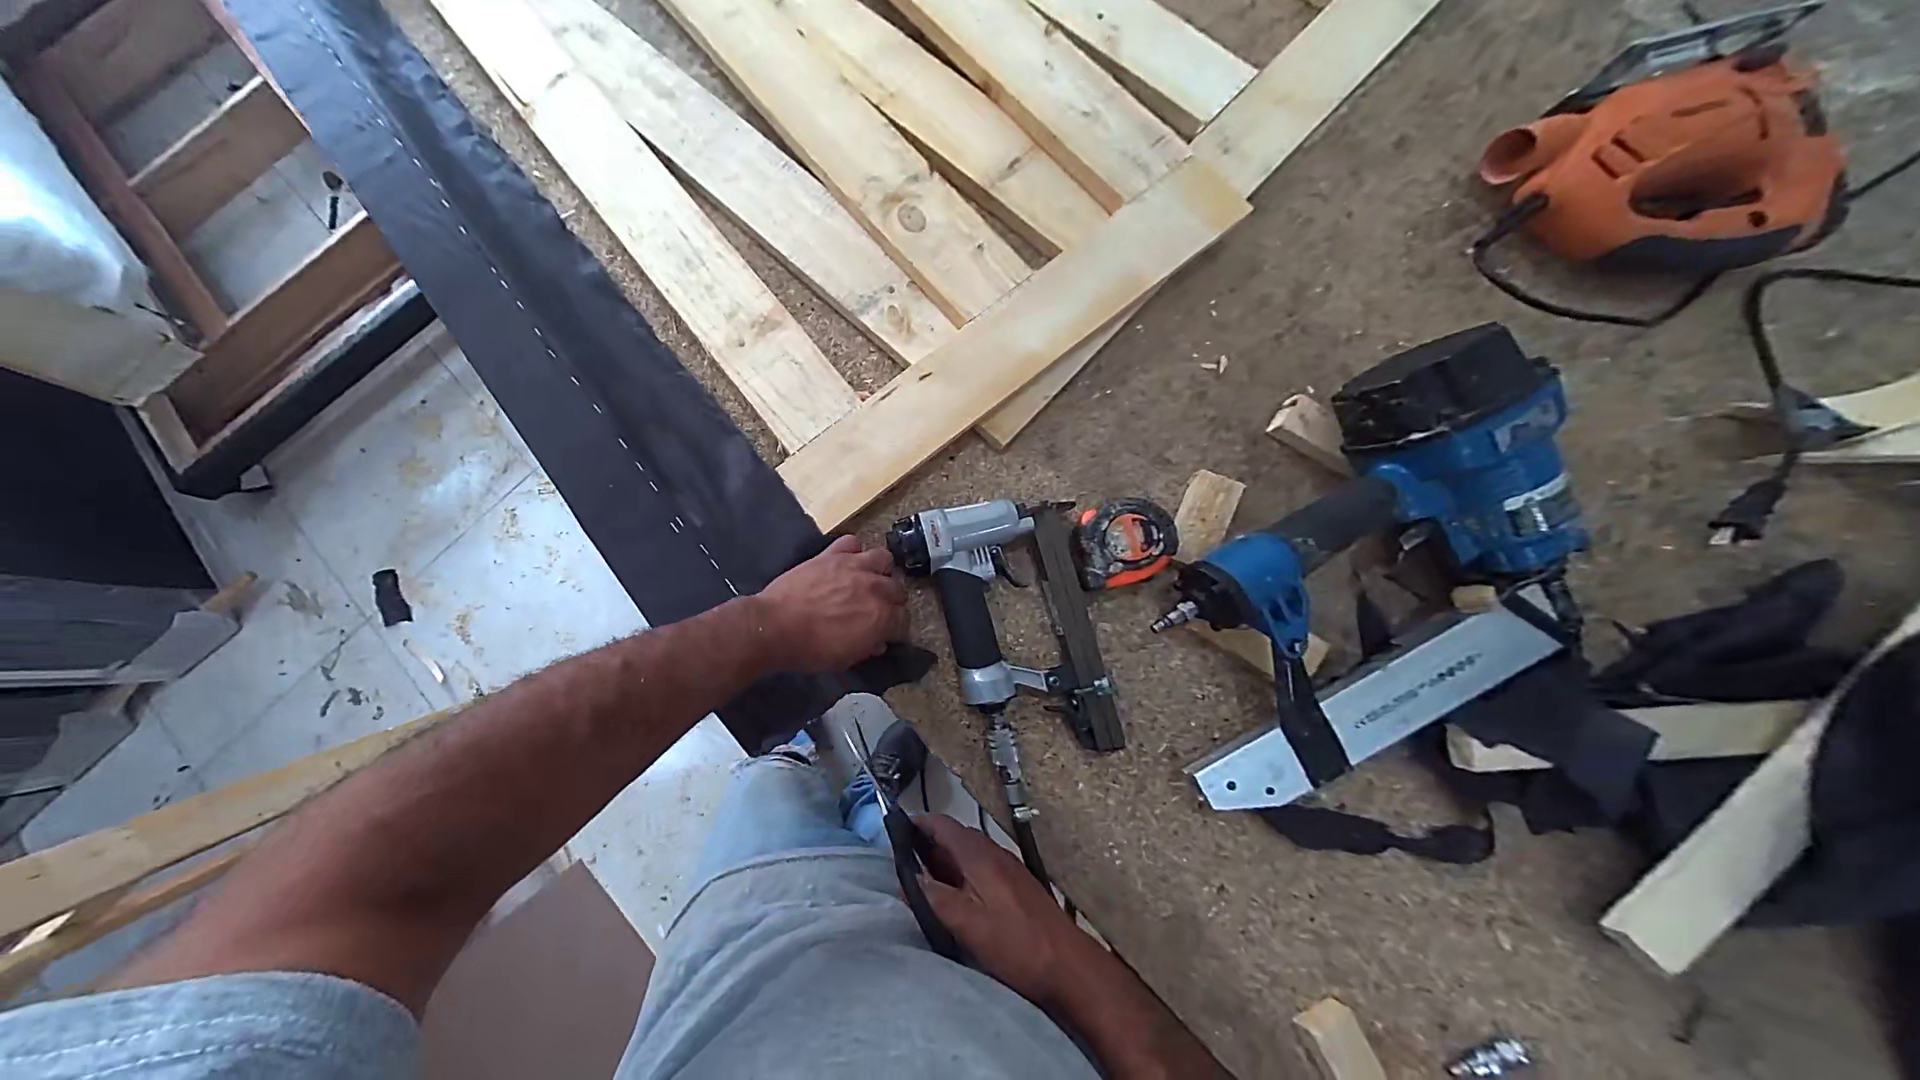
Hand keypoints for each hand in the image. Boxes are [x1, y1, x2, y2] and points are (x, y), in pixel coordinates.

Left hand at [754, 535, 906, 672]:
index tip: (886, 630)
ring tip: (868, 579)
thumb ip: (867, 647)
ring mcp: (854, 567)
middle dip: (891, 599)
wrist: (774, 627)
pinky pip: (853, 543)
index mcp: (881, 617)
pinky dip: (853, 551)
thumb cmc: (809, 649)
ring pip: (884, 558)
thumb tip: (878, 642)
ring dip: (880, 570)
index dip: (895, 626)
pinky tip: (846, 562)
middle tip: (877, 607)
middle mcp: (874, 588)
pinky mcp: (832, 554)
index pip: (904, 619)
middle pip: (898, 588)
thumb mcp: (845, 658)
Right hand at [916, 814, 1096, 1007]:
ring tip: (924, 883)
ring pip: (969, 853)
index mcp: (980, 856)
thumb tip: (909, 879)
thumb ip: (935, 898)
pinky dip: (963, 874)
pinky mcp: (1017, 884)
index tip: (896, 832)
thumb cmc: (1015, 944)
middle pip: (956, 837)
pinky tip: (957, 897)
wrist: (1067, 964)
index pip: (944, 825)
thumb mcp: (967, 925)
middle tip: (904, 865)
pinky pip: (982, 867)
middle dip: (929, 846)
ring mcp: (1008, 867)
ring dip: (945, 862)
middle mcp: (995, 853)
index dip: (919, 824)